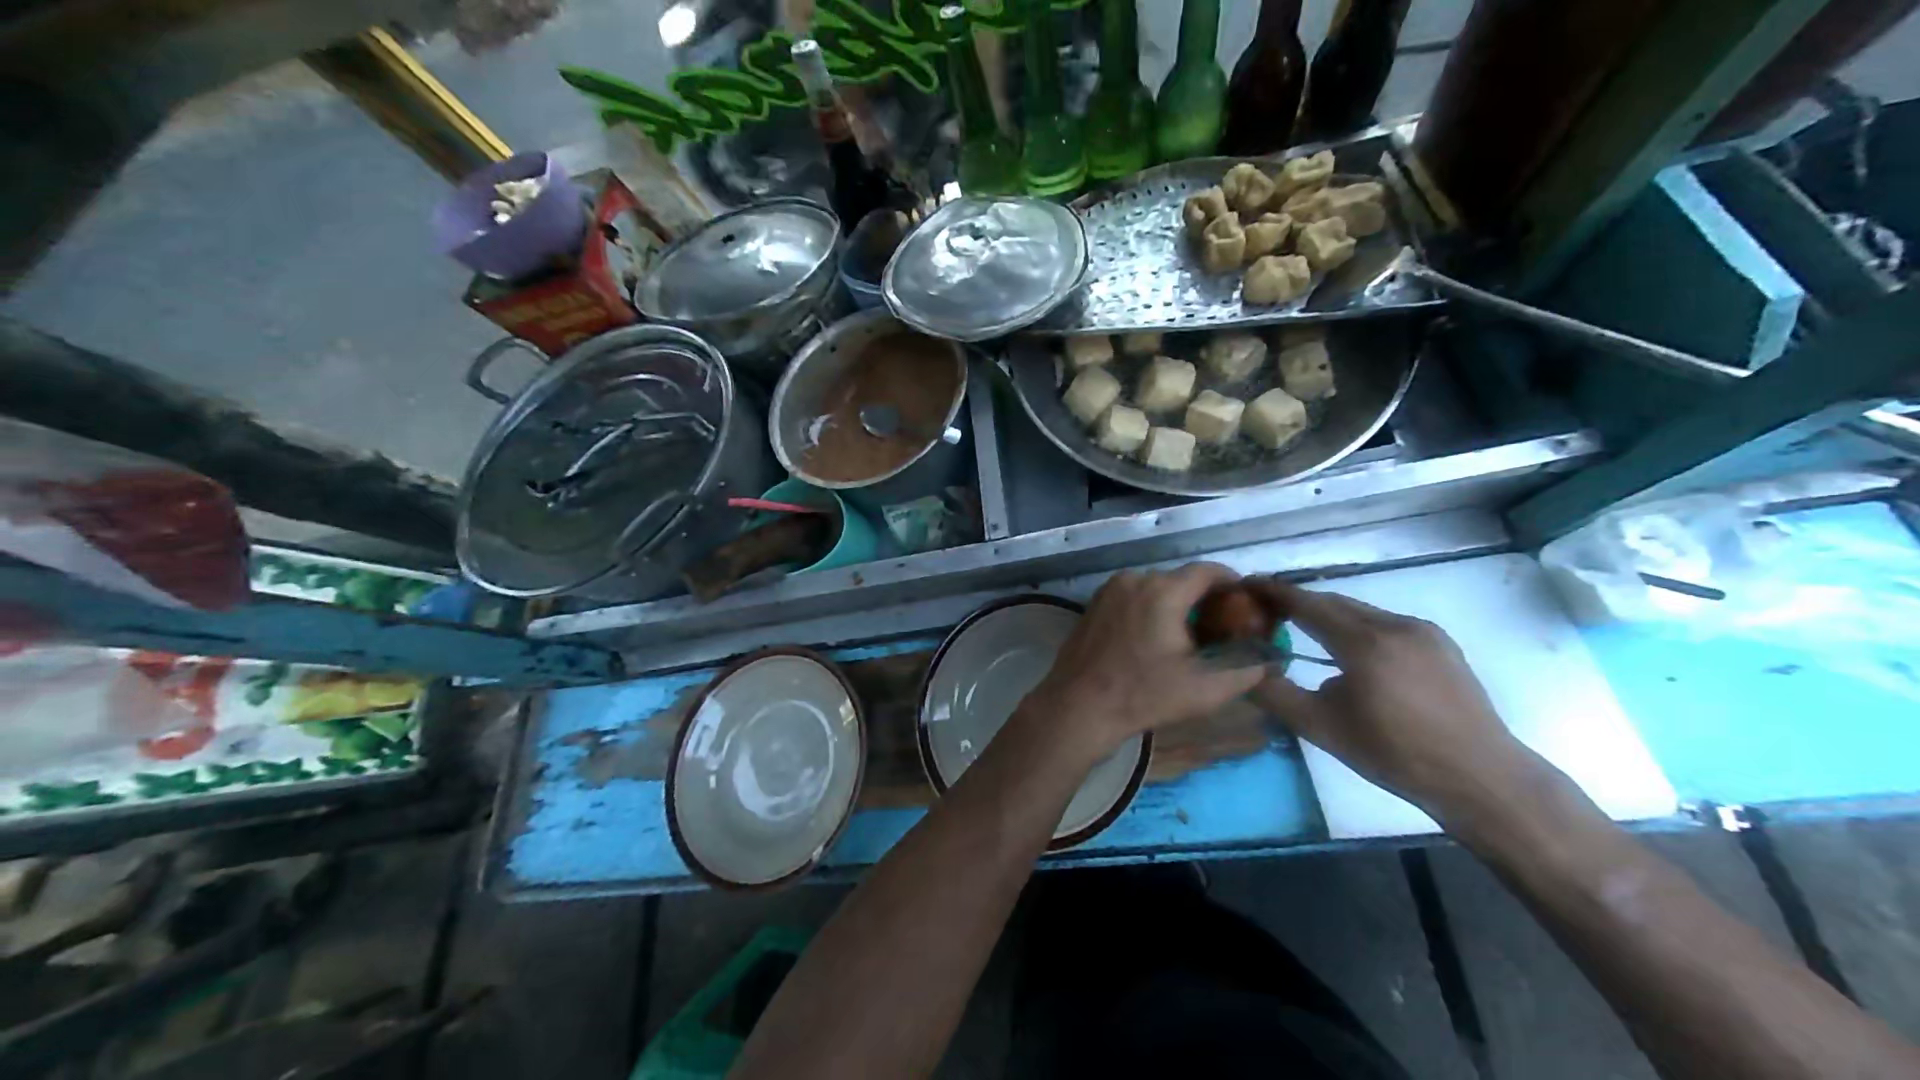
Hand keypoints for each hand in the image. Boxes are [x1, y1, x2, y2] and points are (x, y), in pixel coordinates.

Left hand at [1020, 564, 1266, 757]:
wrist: (1079, 707)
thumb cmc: (1143, 696)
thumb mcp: (1204, 690)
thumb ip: (1245, 671)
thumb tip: (1269, 661)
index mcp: (1163, 591)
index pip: (1209, 571)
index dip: (1232, 584)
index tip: (1246, 604)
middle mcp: (1134, 579)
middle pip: (1181, 580)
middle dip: (1204, 599)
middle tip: (1221, 628)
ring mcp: (1109, 590)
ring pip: (1155, 588)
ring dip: (1174, 605)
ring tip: (1189, 637)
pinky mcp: (1093, 604)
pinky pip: (1132, 597)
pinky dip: (1149, 609)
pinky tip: (1154, 639)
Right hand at [1245, 578, 1542, 822]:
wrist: (1480, 777)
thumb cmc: (1394, 754)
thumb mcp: (1321, 728)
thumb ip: (1276, 694)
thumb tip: (1246, 670)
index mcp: (1364, 643)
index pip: (1307, 604)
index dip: (1273, 592)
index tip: (1246, 584)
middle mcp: (1395, 625)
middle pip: (1334, 602)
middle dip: (1299, 603)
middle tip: (1268, 610)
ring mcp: (1423, 631)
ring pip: (1362, 612)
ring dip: (1329, 616)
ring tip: (1305, 630)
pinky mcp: (1441, 644)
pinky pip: (1386, 624)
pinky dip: (1359, 628)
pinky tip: (1352, 653)